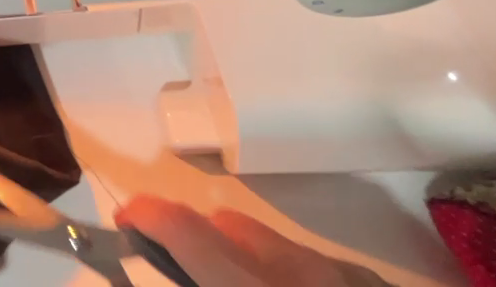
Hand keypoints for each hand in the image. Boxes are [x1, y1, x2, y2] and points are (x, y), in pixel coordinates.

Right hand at [119, 196, 391, 286]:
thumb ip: (204, 279)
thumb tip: (168, 273)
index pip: (186, 230)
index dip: (145, 216)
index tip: (124, 226)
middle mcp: (300, 274)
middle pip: (226, 224)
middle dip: (192, 239)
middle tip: (181, 274)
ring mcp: (344, 277)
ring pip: (271, 242)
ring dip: (240, 258)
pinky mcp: (370, 285)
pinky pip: (314, 263)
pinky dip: (288, 275)